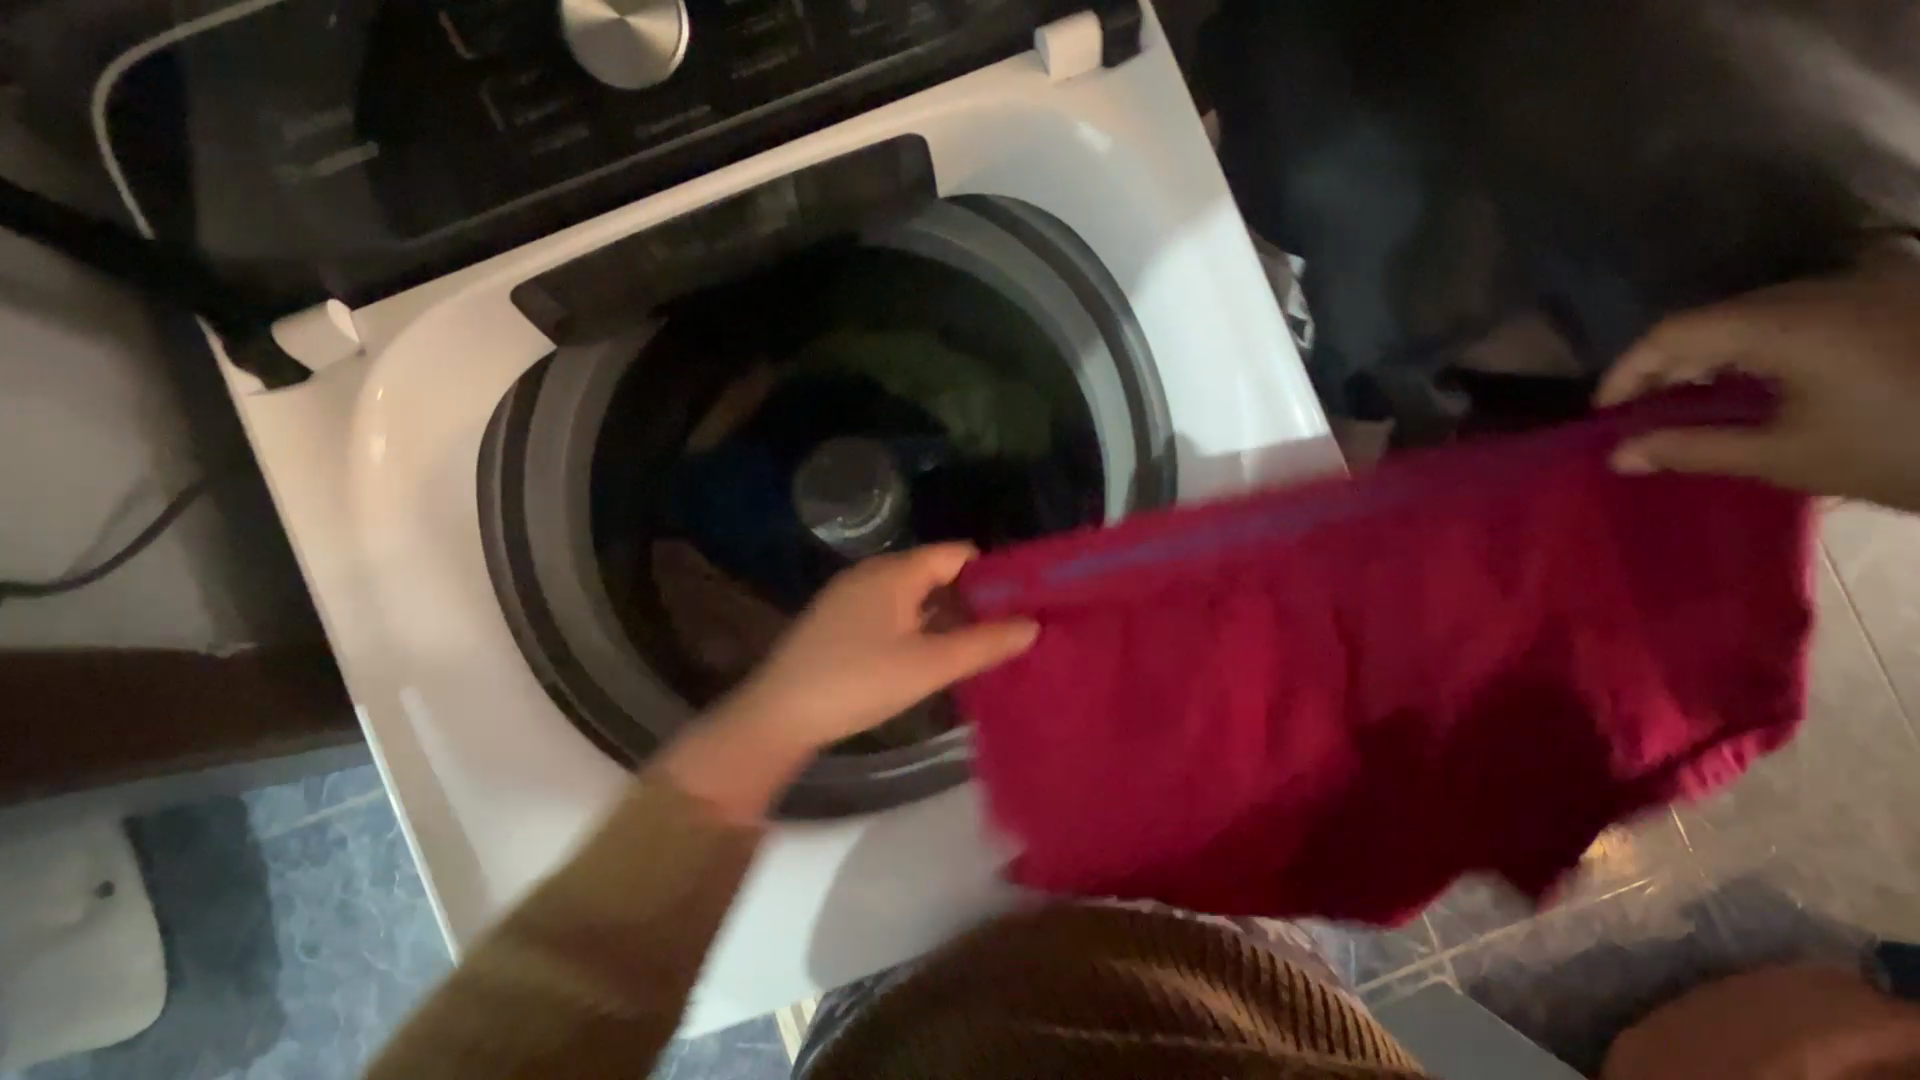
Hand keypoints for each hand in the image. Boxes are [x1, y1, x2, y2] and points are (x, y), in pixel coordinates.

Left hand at [650, 544, 1038, 820]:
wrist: (778, 714)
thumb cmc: (859, 682)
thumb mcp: (929, 666)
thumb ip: (983, 644)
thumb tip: (1032, 625)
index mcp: (895, 572)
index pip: (957, 554)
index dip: (992, 575)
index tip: (1021, 604)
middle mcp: (871, 573)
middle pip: (935, 573)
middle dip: (971, 599)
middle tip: (1004, 632)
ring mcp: (849, 596)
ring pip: (912, 595)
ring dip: (943, 616)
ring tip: (974, 648)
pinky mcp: (835, 621)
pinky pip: (889, 611)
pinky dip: (915, 627)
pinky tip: (926, 658)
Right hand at [1595, 238, 1919, 511]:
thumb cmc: (1908, 448)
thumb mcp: (1790, 458)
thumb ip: (1693, 449)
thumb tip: (1618, 456)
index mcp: (1788, 323)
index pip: (1674, 333)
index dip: (1627, 371)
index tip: (1606, 415)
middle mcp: (1824, 289)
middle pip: (1714, 317)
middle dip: (1668, 364)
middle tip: (1645, 413)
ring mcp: (1871, 286)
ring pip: (1759, 312)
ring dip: (1716, 354)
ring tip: (1698, 400)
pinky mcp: (1902, 297)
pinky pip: (1806, 311)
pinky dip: (1765, 345)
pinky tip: (1765, 383)